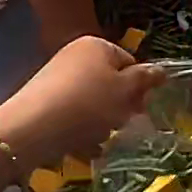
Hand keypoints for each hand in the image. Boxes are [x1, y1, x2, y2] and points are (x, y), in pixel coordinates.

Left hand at [0, 37, 163, 167]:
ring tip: (95, 138)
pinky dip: (77, 132)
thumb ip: (145, 80)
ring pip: (90, 105)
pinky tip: (79, 146)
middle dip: (117, 108)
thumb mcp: (125, 91)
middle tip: (119, 125)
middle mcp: (73, 56)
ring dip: (99, 124)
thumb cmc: (87, 105)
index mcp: (96, 45)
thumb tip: (159, 71)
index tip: (140, 109)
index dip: (139, 87)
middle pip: (108, 85)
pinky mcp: (41, 104)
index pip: (129, 63)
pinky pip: (70, 118)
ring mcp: (55, 80)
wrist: (32, 128)